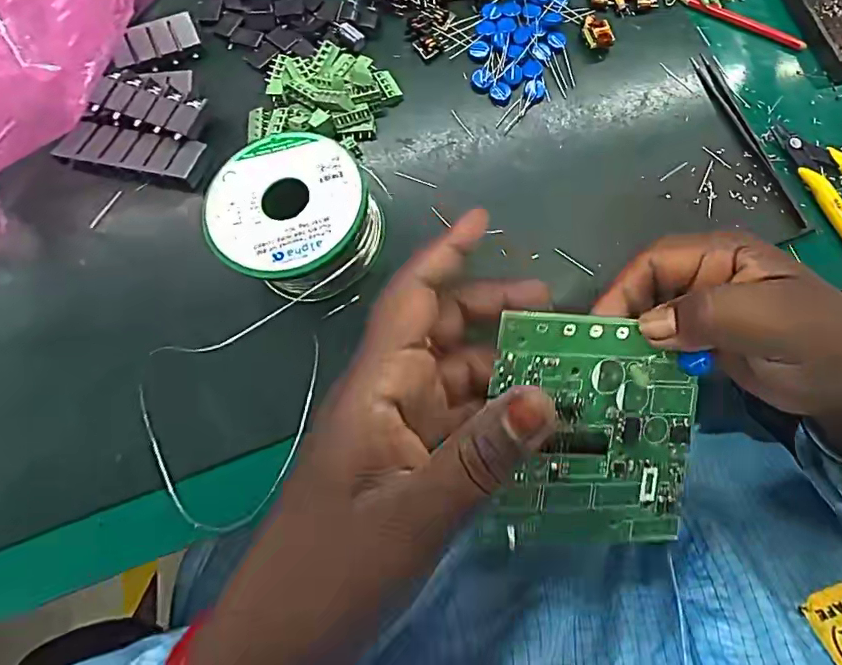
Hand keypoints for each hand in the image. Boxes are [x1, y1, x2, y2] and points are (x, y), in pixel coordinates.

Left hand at [186, 210, 558, 664]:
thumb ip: (482, 455)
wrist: (281, 643)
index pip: (412, 298)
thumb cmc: (332, 569)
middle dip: (493, 309)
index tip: (482, 219)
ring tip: (561, 367)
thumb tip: (548, 397)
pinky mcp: (411, 462)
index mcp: (378, 385)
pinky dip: (499, 414)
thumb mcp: (414, 514)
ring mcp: (401, 429)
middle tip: (553, 309)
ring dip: (504, 365)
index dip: (445, 253)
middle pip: (443, 329)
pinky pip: (463, 420)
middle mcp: (391, 393)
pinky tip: (536, 423)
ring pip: (459, 375)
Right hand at [591, 232, 841, 460]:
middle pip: (650, 288)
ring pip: (655, 318)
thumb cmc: (821, 340)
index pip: (657, 261)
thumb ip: (709, 315)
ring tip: (609, 369)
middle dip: (624, 316)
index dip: (624, 288)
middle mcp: (707, 277)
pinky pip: (670, 345)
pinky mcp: (711, 342)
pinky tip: (638, 378)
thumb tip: (646, 327)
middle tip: (598, 354)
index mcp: (720, 255)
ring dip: (634, 340)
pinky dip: (652, 359)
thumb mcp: (769, 320)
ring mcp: (708, 312)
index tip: (598, 324)